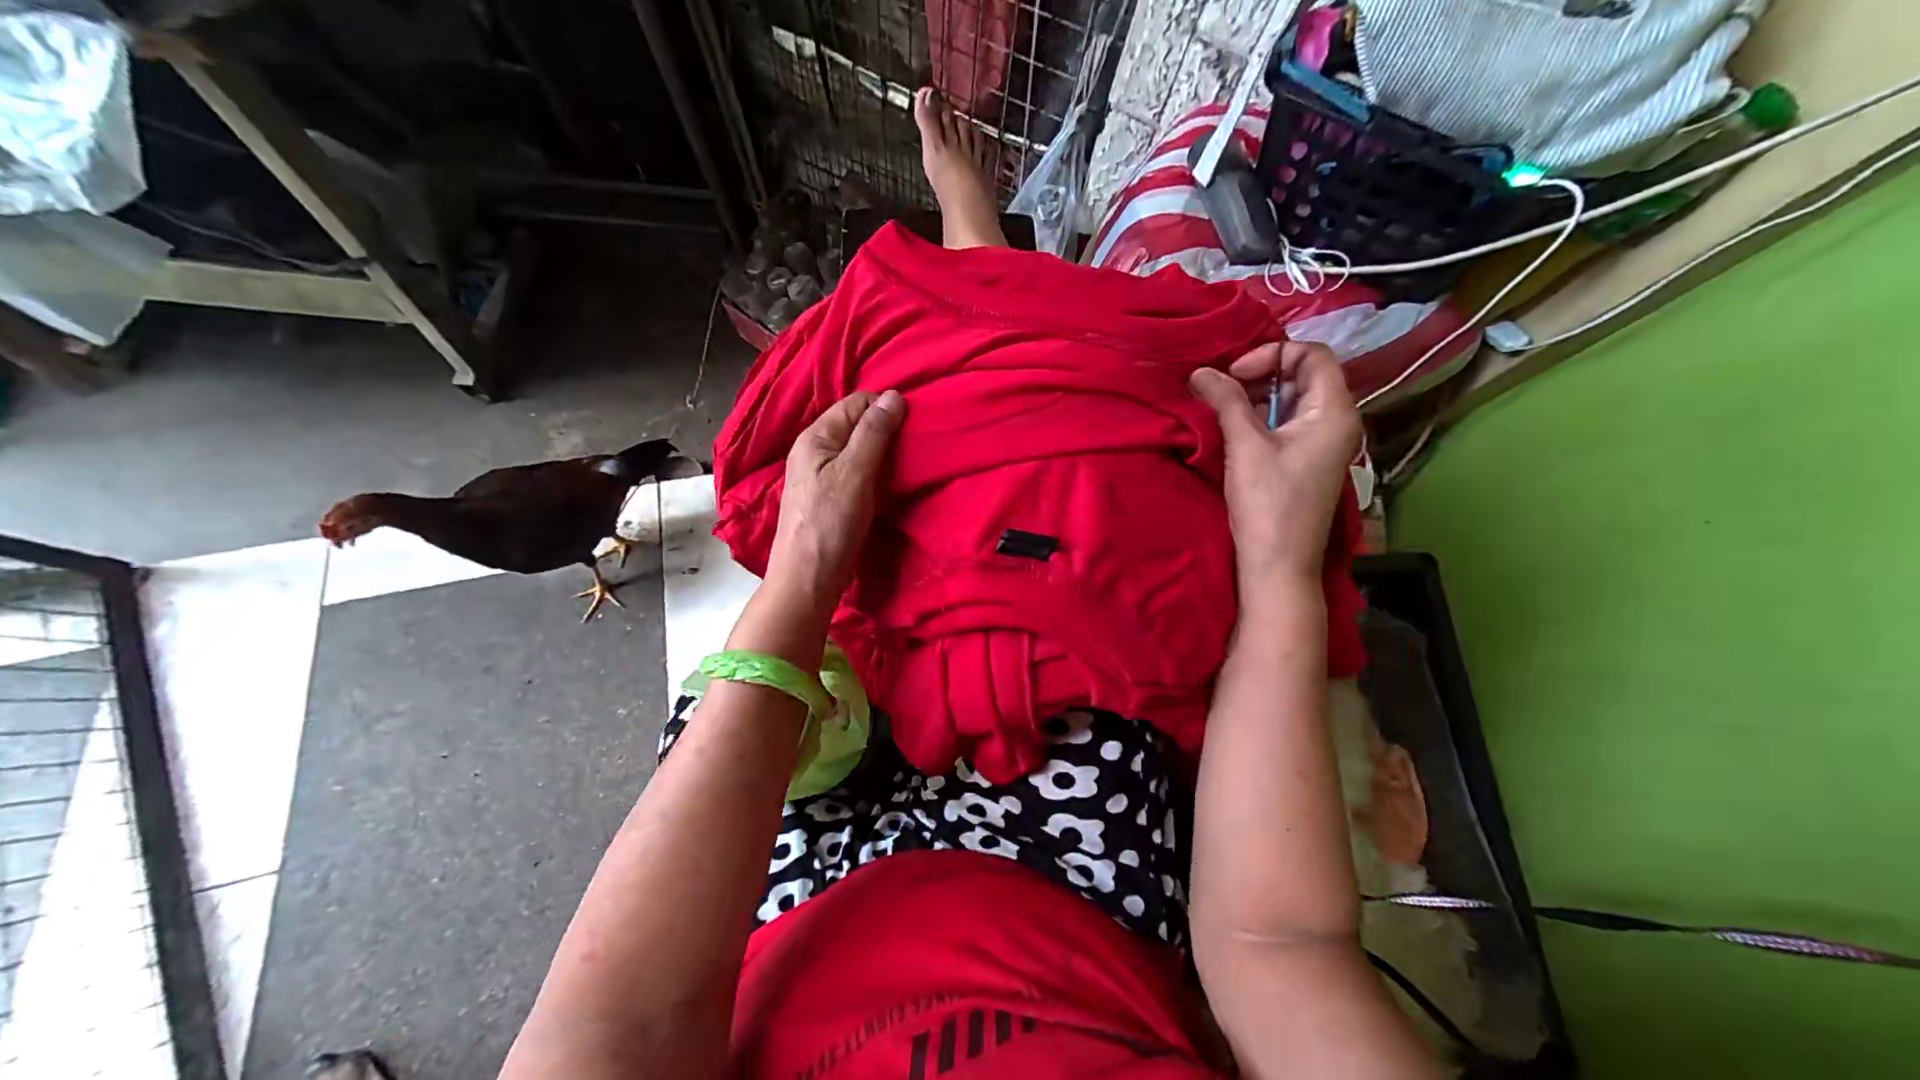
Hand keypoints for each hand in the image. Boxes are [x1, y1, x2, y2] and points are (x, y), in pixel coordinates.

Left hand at [765, 389, 905, 607]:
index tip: (914, 423)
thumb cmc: (830, 524)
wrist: (809, 579)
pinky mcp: (831, 500)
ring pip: (859, 452)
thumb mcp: (854, 473)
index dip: (884, 407)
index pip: (855, 403)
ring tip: (910, 461)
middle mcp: (814, 452)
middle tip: (916, 443)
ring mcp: (821, 477)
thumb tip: (895, 396)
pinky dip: (876, 474)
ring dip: (883, 454)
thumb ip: (873, 433)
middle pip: (856, 426)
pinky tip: (892, 483)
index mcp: (815, 437)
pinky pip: (858, 474)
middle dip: (886, 430)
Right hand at [1190, 342, 1360, 594]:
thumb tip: (1201, 372)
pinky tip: (1234, 428)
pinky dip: (1262, 418)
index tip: (1234, 375)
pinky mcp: (1307, 461)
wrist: (1278, 565)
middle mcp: (1338, 421)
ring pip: (1294, 399)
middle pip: (1304, 374)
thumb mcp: (1245, 446)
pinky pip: (1288, 423)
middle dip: (1262, 373)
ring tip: (1222, 407)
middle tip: (1223, 389)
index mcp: (1335, 411)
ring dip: (1258, 396)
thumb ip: (1226, 402)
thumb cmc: (1268, 504)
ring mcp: (1324, 443)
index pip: (1313, 354)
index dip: (1272, 354)